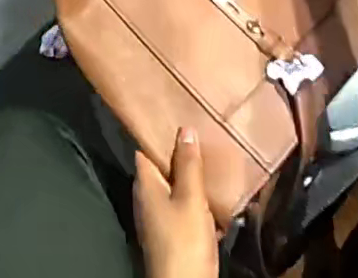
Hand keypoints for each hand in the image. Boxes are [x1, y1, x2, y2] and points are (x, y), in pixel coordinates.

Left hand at [135, 128, 217, 277]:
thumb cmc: (183, 240)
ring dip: (189, 179)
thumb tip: (185, 129)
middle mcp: (145, 198)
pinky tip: (213, 197)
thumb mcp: (190, 198)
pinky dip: (194, 201)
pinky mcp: (170, 236)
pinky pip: (182, 209)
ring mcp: (156, 219)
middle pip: (161, 167)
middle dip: (179, 154)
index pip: (144, 148)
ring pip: (173, 189)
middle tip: (201, 136)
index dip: (158, 132)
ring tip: (210, 161)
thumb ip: (188, 164)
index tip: (177, 117)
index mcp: (144, 183)